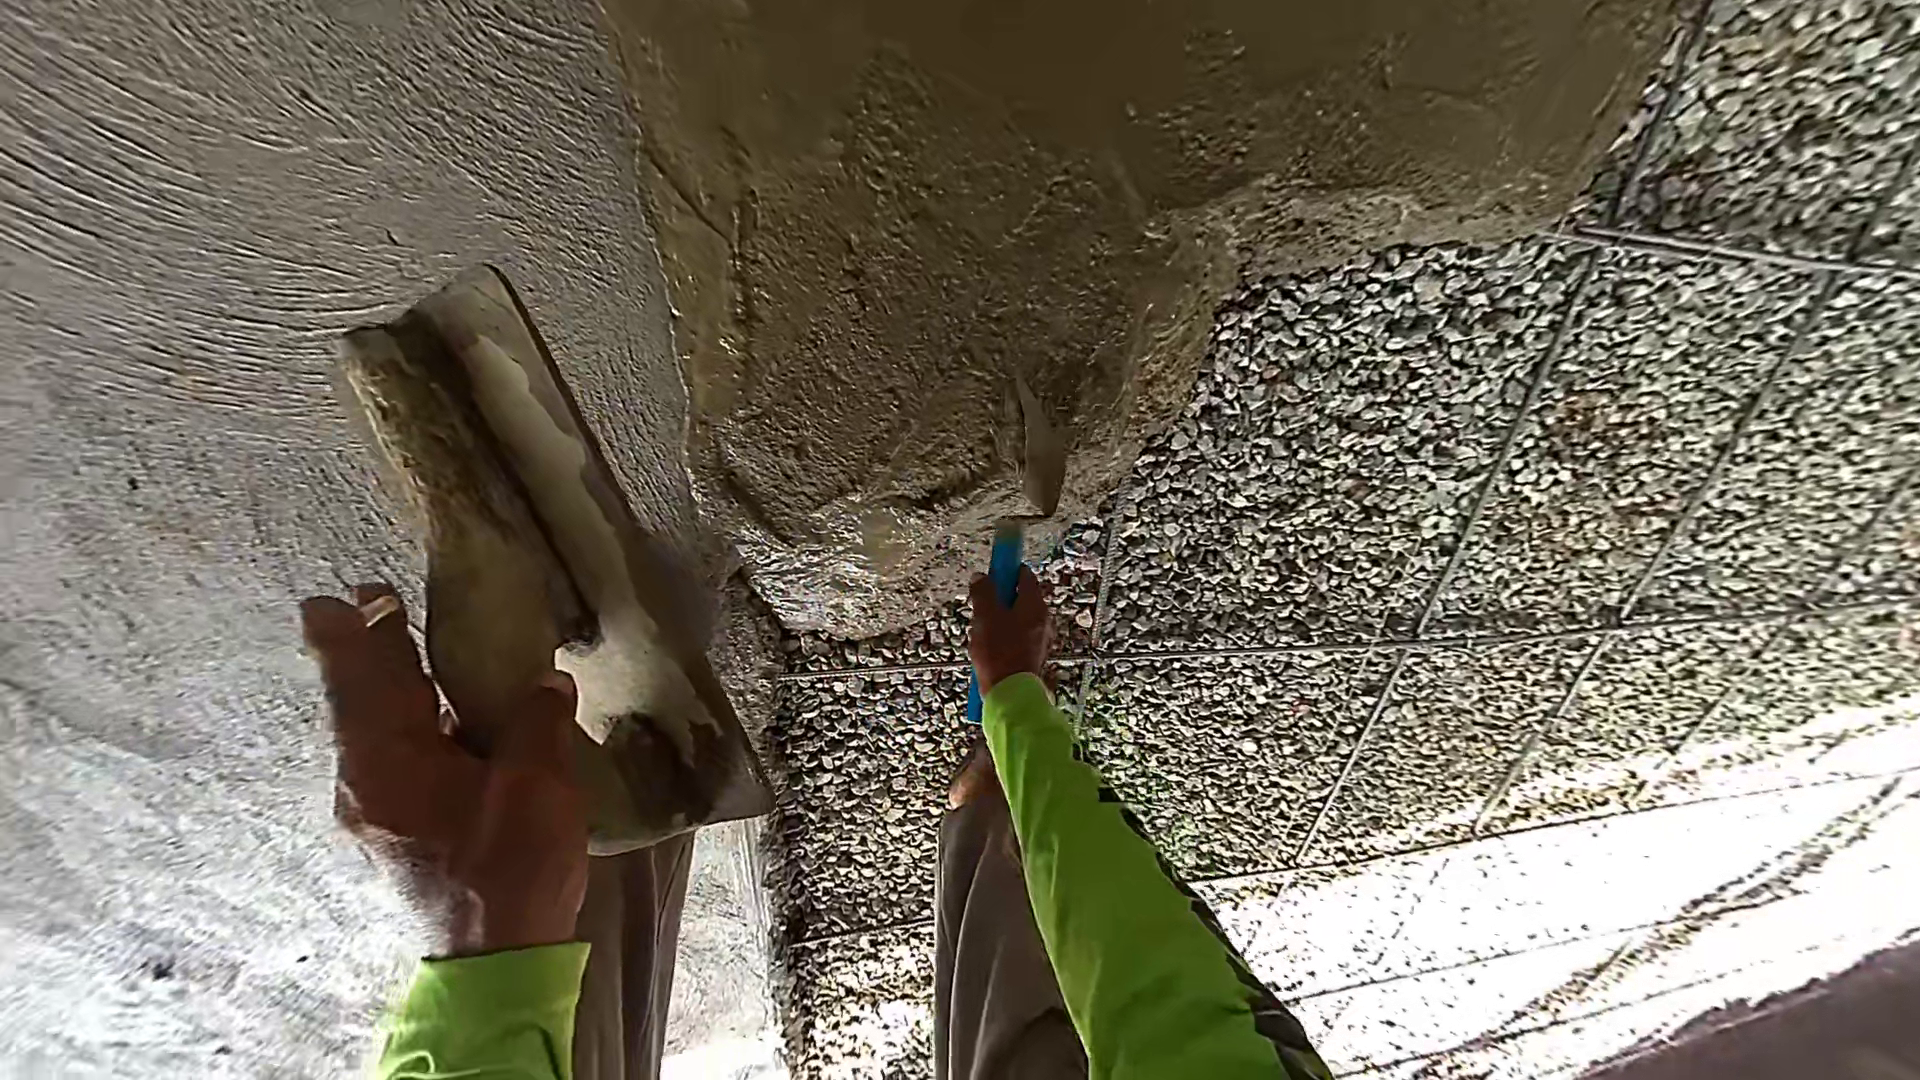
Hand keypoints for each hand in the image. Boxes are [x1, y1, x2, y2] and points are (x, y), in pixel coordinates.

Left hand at [301, 585, 587, 955]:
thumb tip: (545, 680)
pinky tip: (450, 708)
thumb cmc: (511, 860)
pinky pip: (409, 750)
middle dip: (367, 652)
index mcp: (392, 767)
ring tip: (409, 642)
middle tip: (365, 601)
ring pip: (386, 728)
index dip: (352, 640)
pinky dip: (421, 715)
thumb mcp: (537, 783)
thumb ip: (537, 722)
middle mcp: (372, 782)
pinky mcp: (412, 821)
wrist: (498, 948)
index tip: (331, 598)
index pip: (368, 688)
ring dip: (395, 682)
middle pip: (367, 703)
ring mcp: (387, 806)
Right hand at [968, 565, 1053, 694]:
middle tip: (980, 607)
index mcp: (1034, 605)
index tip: (992, 571)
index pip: (1024, 575)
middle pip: (1019, 598)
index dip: (1006, 570)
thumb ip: (983, 592)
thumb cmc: (999, 653)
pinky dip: (1001, 637)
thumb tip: (980, 578)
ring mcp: (1038, 638)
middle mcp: (1042, 619)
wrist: (1010, 693)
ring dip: (997, 620)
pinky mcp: (1031, 655)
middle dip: (997, 599)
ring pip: (1015, 618)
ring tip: (980, 632)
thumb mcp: (985, 616)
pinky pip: (1015, 637)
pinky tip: (986, 648)